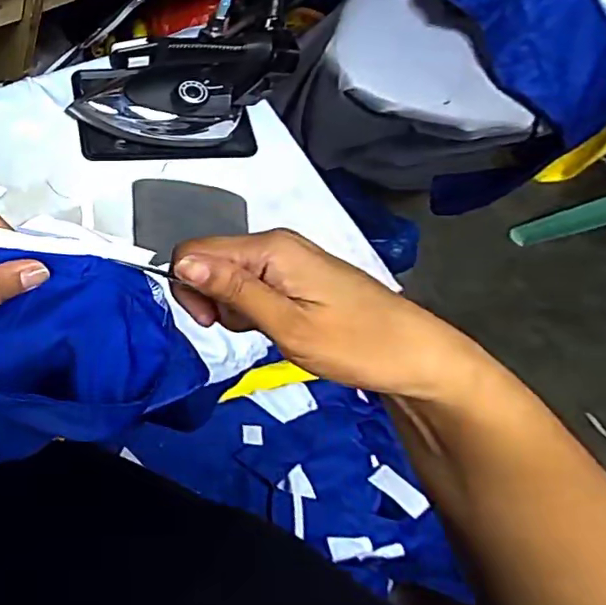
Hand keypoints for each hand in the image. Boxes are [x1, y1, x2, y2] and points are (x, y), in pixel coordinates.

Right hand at [170, 228, 495, 402]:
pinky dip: (247, 305)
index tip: (210, 321)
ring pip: (225, 273)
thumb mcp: (288, 324)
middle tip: (238, 329)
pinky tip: (271, 323)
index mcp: (270, 248)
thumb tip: (182, 263)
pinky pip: (248, 280)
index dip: (189, 286)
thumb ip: (232, 290)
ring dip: (229, 304)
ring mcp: (285, 256)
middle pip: (207, 259)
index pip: (194, 250)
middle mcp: (274, 243)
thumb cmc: (359, 346)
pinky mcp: (293, 272)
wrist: (423, 361)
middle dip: (208, 296)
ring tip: (264, 329)